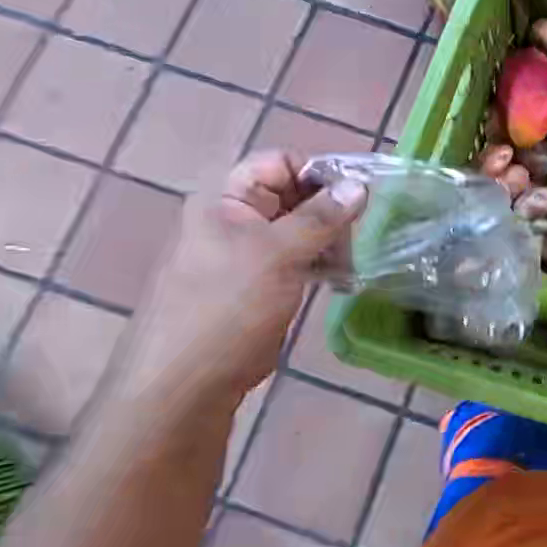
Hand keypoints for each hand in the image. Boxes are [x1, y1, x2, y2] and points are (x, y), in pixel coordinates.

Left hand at [113, 151, 365, 402]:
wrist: (186, 384)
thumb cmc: (227, 307)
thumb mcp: (279, 254)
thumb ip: (321, 217)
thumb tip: (359, 185)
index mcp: (225, 199)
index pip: (279, 163)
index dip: (318, 172)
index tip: (358, 194)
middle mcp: (234, 219)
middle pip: (291, 194)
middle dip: (329, 209)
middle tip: (360, 232)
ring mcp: (246, 254)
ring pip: (298, 229)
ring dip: (328, 238)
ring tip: (353, 258)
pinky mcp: (259, 284)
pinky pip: (296, 259)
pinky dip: (319, 261)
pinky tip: (342, 276)